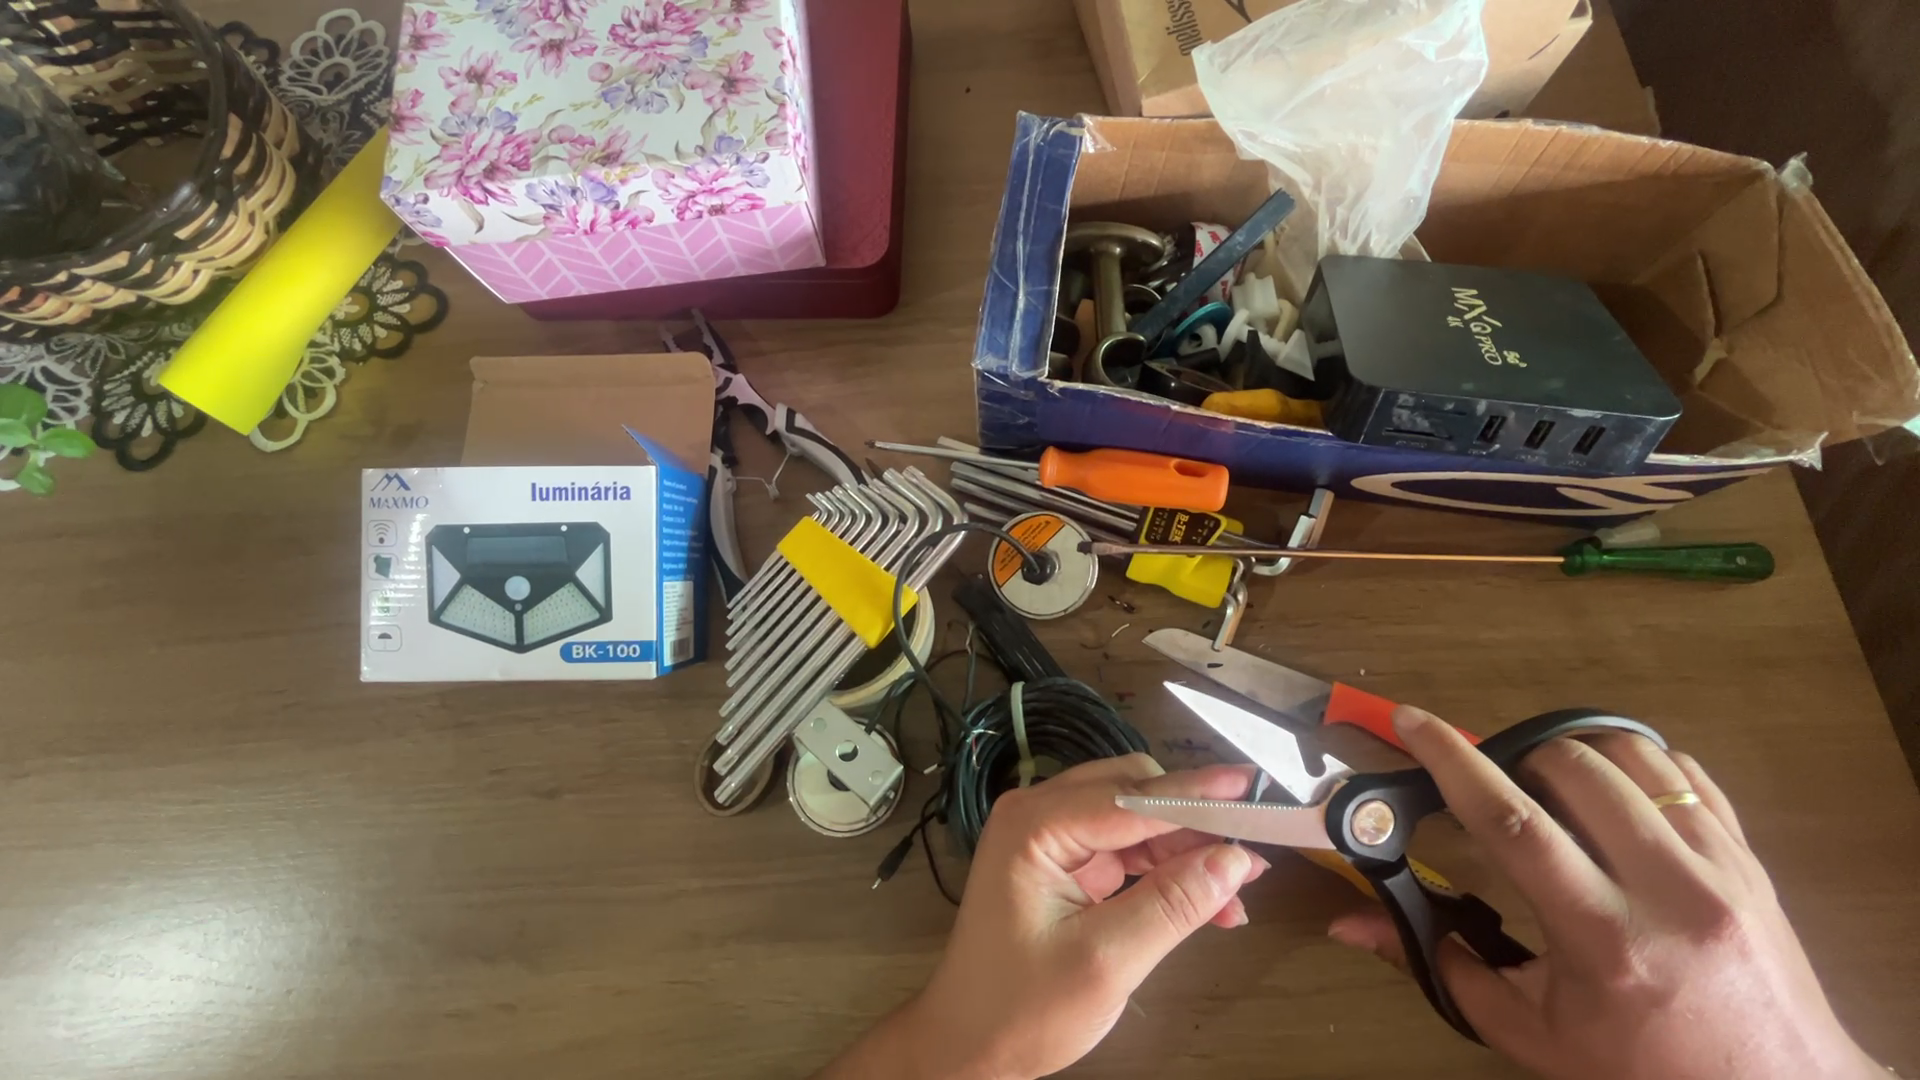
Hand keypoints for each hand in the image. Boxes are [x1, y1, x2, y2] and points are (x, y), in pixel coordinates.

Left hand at [815, 755, 1269, 1079]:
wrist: (967, 1043)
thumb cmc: (1023, 1007)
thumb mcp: (1105, 961)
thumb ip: (1171, 904)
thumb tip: (1234, 859)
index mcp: (1035, 824)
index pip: (1129, 796)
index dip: (1194, 793)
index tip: (1251, 785)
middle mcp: (1040, 813)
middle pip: (1132, 792)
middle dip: (1191, 817)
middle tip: (1250, 848)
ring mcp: (1050, 834)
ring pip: (1134, 817)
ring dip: (1183, 845)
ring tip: (1240, 885)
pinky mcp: (1062, 859)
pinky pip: (1124, 847)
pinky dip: (1164, 867)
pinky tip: (1207, 899)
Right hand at [1329, 707, 1883, 1079]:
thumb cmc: (1640, 1071)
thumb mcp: (1528, 1033)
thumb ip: (1435, 965)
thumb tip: (1345, 924)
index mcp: (1604, 939)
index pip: (1512, 823)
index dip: (1451, 761)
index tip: (1410, 720)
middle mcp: (1670, 893)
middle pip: (1573, 769)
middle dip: (1517, 758)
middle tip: (1499, 787)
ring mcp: (1724, 871)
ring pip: (1633, 756)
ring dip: (1572, 755)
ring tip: (1551, 788)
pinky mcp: (1755, 862)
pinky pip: (1686, 773)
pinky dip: (1634, 765)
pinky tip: (1611, 795)